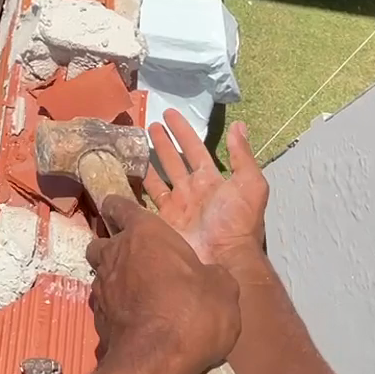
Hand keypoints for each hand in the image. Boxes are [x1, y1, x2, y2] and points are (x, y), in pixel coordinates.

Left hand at [85, 196, 240, 373]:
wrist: (156, 359)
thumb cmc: (190, 311)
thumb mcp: (222, 289)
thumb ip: (212, 275)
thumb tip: (210, 277)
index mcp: (144, 233)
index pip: (119, 206)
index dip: (119, 208)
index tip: (122, 212)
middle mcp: (116, 251)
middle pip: (103, 239)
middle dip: (114, 246)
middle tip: (136, 261)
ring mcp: (101, 283)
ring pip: (98, 269)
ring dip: (111, 275)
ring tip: (132, 291)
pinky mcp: (97, 315)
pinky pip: (101, 302)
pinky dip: (113, 307)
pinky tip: (130, 320)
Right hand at [143, 110, 268, 267]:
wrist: (222, 259)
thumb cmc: (236, 221)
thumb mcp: (249, 185)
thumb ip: (242, 156)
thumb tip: (239, 125)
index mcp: (211, 181)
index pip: (194, 149)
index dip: (183, 131)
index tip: (169, 114)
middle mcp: (191, 191)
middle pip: (174, 160)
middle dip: (163, 143)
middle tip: (149, 125)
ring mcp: (175, 207)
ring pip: (157, 177)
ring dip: (148, 161)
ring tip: (134, 144)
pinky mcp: (161, 221)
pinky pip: (145, 199)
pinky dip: (135, 187)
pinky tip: (124, 173)